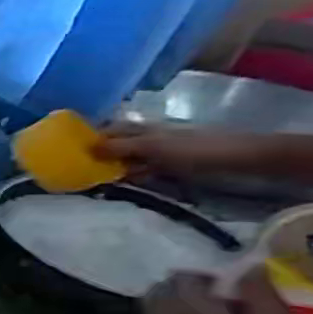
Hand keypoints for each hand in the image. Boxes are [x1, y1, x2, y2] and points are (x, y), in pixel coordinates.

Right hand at [95, 124, 262, 177]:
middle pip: (115, 145)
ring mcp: (159, 152)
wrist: (246, 159)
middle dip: (98, 156)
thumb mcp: (152, 147)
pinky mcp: (172, 166)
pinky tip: (129, 185)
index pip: (104, 130)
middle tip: (79, 171)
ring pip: (128, 159)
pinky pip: (144, 170)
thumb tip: (84, 148)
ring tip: (99, 181)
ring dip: (116, 169)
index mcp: (138, 128)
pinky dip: (134, 176)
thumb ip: (118, 147)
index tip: (66, 152)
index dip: (86, 139)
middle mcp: (146, 137)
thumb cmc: (197, 149)